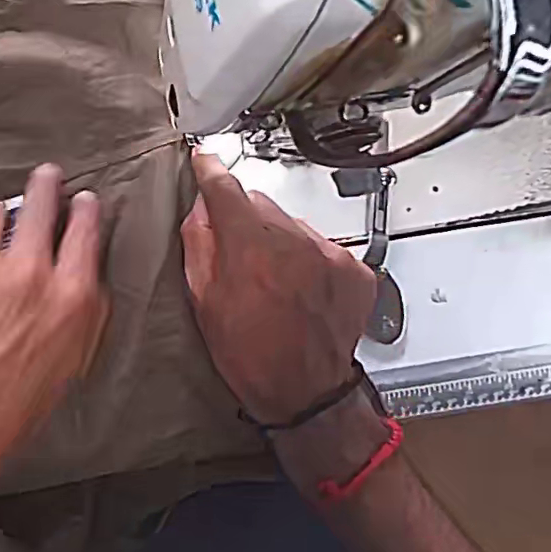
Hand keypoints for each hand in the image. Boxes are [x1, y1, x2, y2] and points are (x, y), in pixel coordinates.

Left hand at [0, 164, 108, 551]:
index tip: (81, 200)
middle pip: (41, 201)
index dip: (84, 208)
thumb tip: (86, 257)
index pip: (86, 228)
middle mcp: (26, 274)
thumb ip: (87, 306)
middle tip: (45, 179)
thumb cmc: (10, 405)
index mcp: (69, 297)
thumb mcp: (72, 360)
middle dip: (45, 185)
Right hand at [180, 152, 379, 424]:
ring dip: (276, 240)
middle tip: (237, 255)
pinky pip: (319, 244)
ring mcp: (326, 253)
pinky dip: (306, 257)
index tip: (205, 158)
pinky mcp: (352, 267)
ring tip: (272, 280)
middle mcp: (290, 242)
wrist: (305, 392)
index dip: (210, 169)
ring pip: (289, 222)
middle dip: (243, 220)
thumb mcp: (203, 302)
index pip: (225, 188)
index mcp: (248, 249)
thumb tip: (200, 213)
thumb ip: (198, 247)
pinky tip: (298, 287)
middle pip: (258, 204)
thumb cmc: (252, 356)